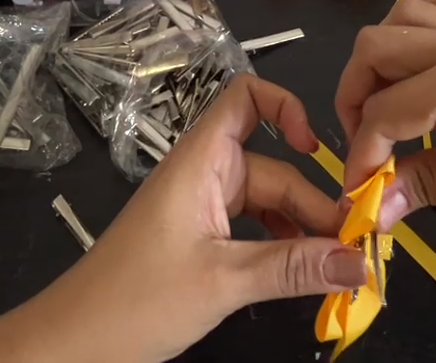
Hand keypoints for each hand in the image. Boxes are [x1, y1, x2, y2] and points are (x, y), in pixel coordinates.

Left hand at [0, 76, 366, 362]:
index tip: (318, 149)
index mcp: (202, 158)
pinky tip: (304, 269)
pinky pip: (252, 223)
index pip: (247, 98)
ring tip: (340, 262)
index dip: (286, 107)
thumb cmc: (140, 297)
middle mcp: (205, 170)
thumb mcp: (224, 281)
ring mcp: (202, 202)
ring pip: (266, 198)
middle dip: (314, 201)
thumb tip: (359, 261)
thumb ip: (293, 267)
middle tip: (357, 247)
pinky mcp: (200, 232)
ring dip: (301, 226)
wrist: (76, 340)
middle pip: (273, 166)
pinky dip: (280, 241)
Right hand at [335, 0, 435, 246]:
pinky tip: (424, 65)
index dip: (360, 152)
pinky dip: (420, 27)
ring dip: (380, 60)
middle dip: (354, 96)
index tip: (358, 196)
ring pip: (403, 16)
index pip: (385, 108)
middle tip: (365, 151)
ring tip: (386, 110)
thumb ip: (433, 185)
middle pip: (377, 46)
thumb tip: (372, 206)